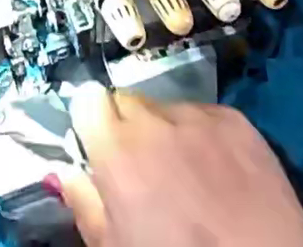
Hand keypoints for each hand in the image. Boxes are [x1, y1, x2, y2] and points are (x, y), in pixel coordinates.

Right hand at [49, 84, 302, 246]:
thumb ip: (84, 204)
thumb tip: (65, 172)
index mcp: (114, 148)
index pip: (86, 98)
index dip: (93, 123)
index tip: (103, 148)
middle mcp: (151, 121)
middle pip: (126, 101)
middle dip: (130, 128)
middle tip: (147, 169)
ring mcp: (197, 117)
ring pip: (165, 108)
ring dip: (168, 131)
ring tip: (189, 173)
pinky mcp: (237, 122)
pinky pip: (205, 114)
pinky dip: (205, 135)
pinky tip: (220, 171)